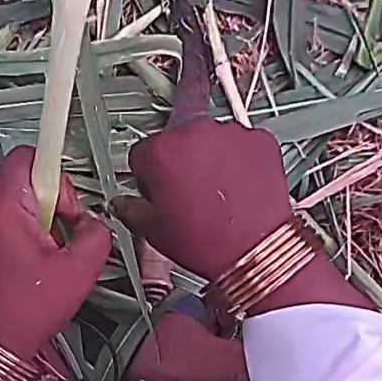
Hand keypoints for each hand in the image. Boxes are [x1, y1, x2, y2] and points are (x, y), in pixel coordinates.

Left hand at [0, 146, 113, 359]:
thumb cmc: (28, 308)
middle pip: (32, 174)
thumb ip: (96, 233)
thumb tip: (94, 222)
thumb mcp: (78, 270)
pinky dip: (39, 227)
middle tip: (69, 228)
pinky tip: (47, 255)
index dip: (56, 157)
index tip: (70, 148)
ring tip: (57, 247)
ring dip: (50, 214)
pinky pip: (20, 215)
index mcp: (7, 207)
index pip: (30, 155)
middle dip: (60, 195)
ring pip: (28, 196)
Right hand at [117, 117, 370, 311]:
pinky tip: (234, 188)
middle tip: (184, 196)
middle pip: (176, 141)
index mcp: (160, 151)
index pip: (141, 152)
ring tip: (211, 196)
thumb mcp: (152, 230)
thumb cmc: (204, 240)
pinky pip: (240, 144)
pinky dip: (237, 160)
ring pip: (209, 140)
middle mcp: (194, 132)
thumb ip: (128, 209)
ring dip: (207, 160)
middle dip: (177, 164)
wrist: (254, 248)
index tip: (155, 190)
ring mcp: (230, 133)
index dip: (146, 175)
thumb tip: (121, 203)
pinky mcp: (260, 139)